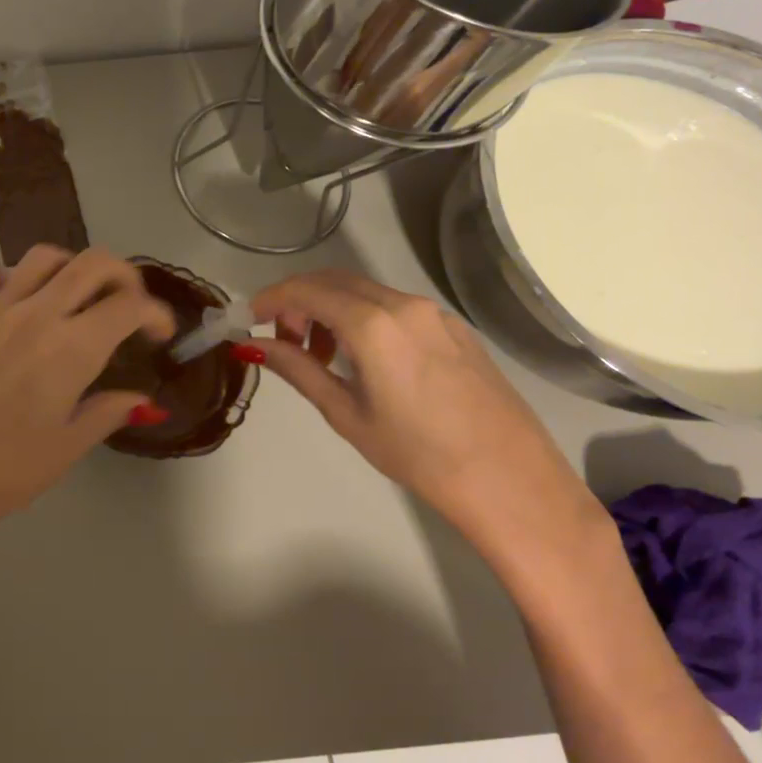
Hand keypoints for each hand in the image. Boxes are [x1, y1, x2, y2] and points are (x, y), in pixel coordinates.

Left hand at [0, 246, 175, 576]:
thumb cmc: (0, 473)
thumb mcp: (65, 449)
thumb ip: (106, 413)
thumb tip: (142, 399)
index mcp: (71, 348)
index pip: (129, 306)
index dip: (156, 314)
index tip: (160, 337)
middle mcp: (35, 315)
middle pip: (91, 264)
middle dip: (122, 275)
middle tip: (128, 307)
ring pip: (39, 258)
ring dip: (67, 266)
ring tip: (76, 298)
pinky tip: (6, 288)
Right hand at [246, 270, 598, 552]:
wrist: (512, 482)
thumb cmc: (419, 455)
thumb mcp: (346, 414)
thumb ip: (298, 370)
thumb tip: (252, 346)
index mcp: (373, 325)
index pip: (305, 290)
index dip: (270, 299)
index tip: (249, 320)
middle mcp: (404, 305)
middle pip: (334, 281)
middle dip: (298, 301)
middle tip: (280, 339)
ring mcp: (435, 315)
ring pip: (365, 291)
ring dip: (330, 309)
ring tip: (320, 356)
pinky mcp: (456, 330)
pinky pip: (394, 307)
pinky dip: (363, 317)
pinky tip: (363, 360)